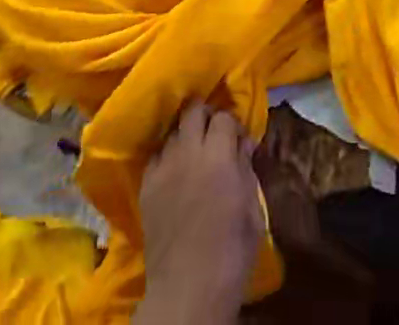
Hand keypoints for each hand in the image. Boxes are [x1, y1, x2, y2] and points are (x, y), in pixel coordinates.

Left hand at [133, 104, 263, 324]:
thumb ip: (246, 169)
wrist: (188, 286)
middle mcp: (187, 151)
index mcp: (219, 156)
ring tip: (194, 153)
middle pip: (192, 111)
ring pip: (173, 131)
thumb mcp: (252, 211)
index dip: (233, 124)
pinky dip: (168, 156)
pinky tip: (175, 172)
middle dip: (205, 115)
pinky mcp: (146, 183)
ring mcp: (163, 165)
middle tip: (214, 132)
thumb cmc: (232, 253)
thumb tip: (244, 144)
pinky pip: (157, 155)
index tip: (238, 138)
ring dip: (186, 135)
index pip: (224, 118)